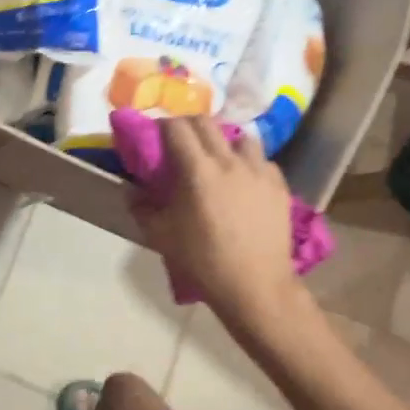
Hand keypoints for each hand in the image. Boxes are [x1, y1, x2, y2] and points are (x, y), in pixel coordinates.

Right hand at [132, 117, 301, 317]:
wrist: (255, 286)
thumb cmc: (203, 260)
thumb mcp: (160, 235)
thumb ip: (141, 206)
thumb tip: (130, 188)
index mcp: (197, 171)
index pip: (177, 127)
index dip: (163, 125)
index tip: (156, 135)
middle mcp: (229, 162)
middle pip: (207, 123)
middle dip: (189, 125)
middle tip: (181, 142)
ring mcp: (258, 172)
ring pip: (241, 137)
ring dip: (224, 141)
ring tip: (218, 159)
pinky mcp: (279, 186)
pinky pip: (262, 161)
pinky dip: (249, 163)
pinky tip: (244, 181)